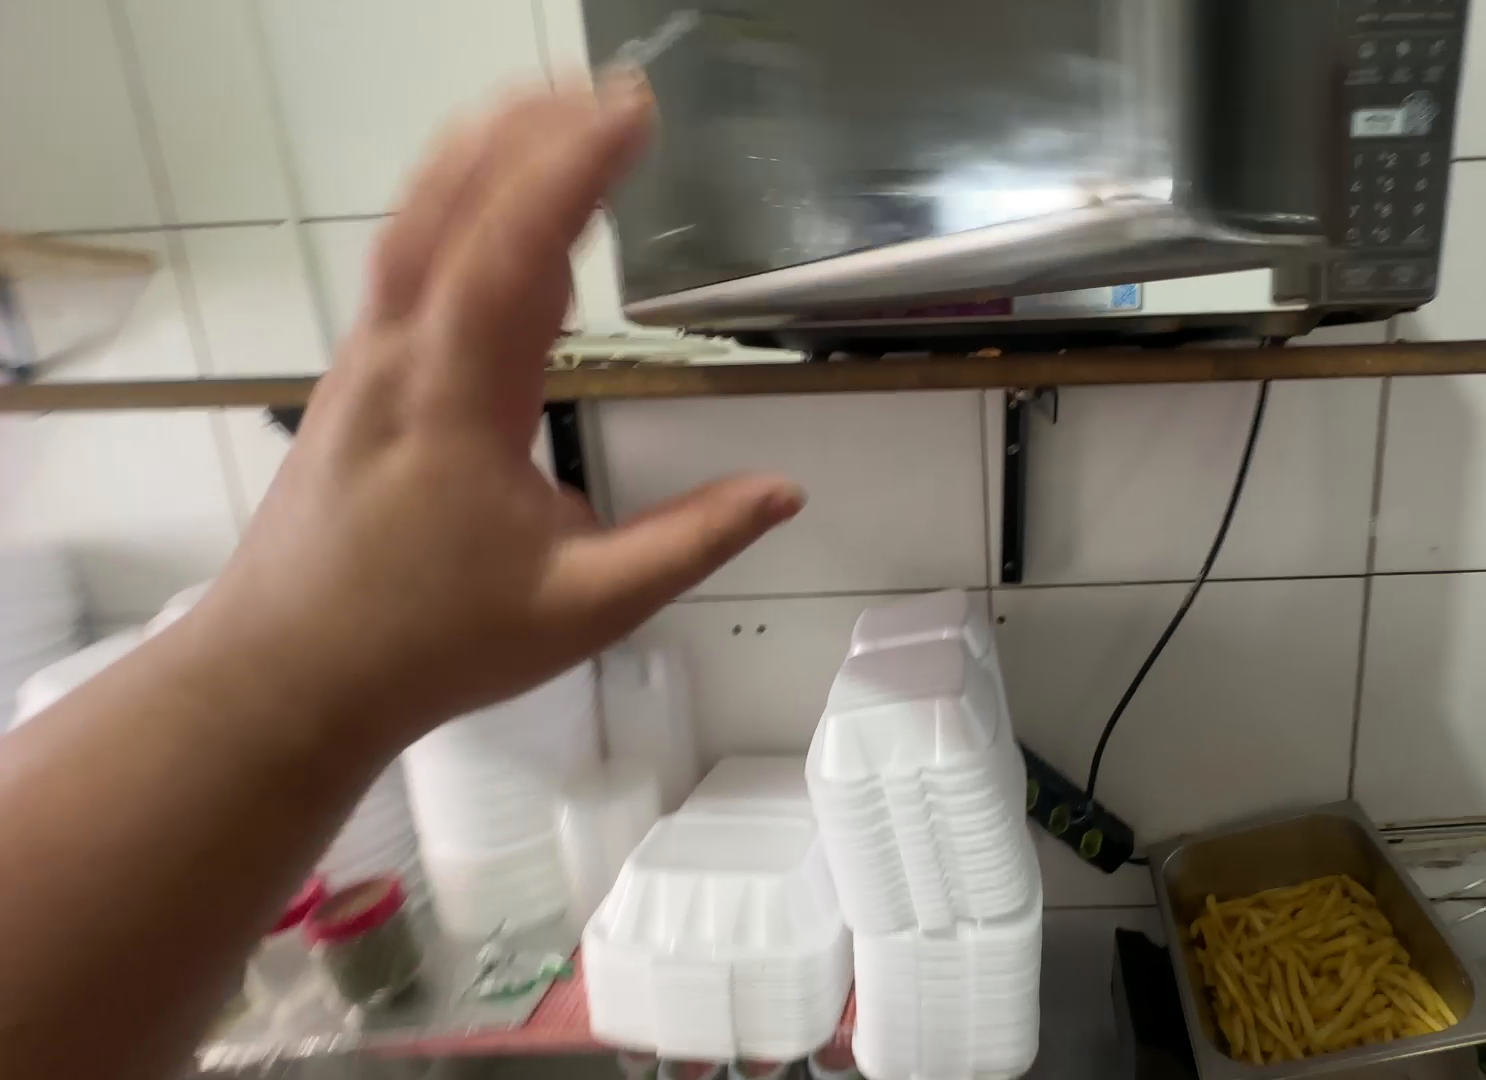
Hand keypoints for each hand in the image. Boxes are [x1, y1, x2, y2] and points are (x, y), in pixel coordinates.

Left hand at [178, 75, 803, 749]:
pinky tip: (508, 216)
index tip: (632, 113)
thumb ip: (695, 542)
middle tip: (610, 90)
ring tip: (561, 116)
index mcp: (458, 405)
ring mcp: (371, 361)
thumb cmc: (443, 642)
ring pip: (420, 226)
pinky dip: (466, 213)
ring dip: (489, 157)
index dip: (572, 173)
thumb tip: (785, 491)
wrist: (294, 677)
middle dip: (531, 135)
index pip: (512, 257)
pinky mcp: (367, 377)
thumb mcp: (593, 604)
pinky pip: (414, 267)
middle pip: (452, 210)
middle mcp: (401, 359)